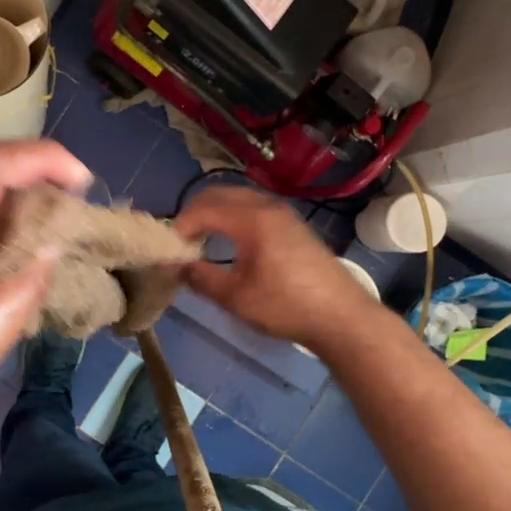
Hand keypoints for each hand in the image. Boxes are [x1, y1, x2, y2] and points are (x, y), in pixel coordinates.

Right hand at [174, 186, 375, 350]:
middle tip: (181, 241)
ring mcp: (284, 213)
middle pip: (220, 194)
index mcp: (252, 219)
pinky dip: (234, 216)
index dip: (180, 225)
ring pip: (238, 198)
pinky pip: (254, 207)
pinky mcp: (294, 224)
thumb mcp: (235, 297)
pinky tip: (231, 243)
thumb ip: (200, 278)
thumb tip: (175, 267)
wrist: (341, 317)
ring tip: (202, 241)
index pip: (203, 208)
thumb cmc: (286, 306)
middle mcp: (268, 206)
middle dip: (194, 213)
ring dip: (215, 212)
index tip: (168, 249)